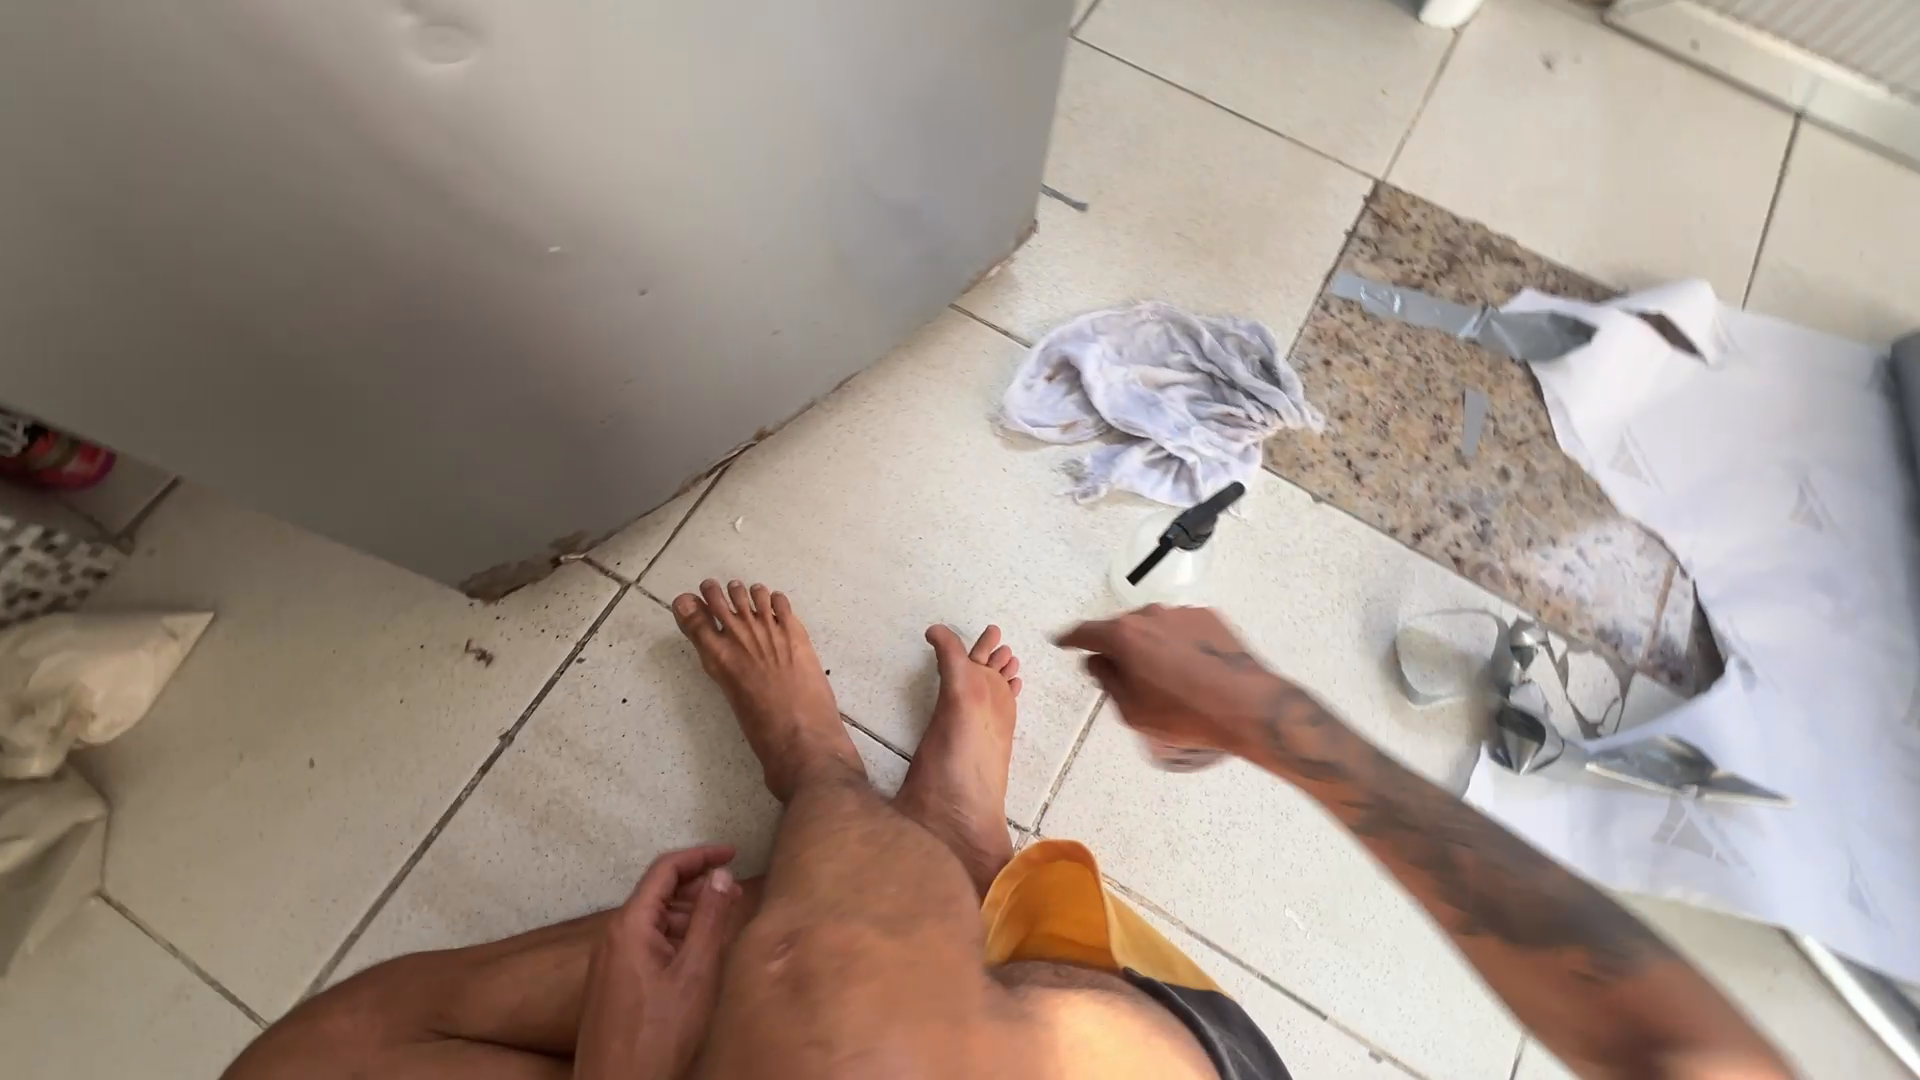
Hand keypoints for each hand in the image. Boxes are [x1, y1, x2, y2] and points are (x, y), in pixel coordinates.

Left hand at [574, 844, 740, 1079]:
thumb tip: (721, 872)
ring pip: (655, 919)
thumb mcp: (696, 972)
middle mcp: (613, 937)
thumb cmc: (660, 1035)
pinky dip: (677, 937)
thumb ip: (710, 917)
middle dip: (699, 886)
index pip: (665, 869)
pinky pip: (648, 943)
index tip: (733, 854)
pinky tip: (700, 953)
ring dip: (690, 913)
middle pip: (659, 892)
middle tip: (736, 894)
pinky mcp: (614, 986)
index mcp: (629, 926)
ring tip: (724, 922)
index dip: (701, 855)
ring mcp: (610, 963)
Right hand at [1056, 605, 1300, 758]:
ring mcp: (1181, 614)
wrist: (1247, 706)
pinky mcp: (1208, 618)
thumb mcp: (1132, 710)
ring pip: (1153, 628)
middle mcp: (1149, 616)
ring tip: (1167, 680)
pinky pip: (1181, 629)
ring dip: (1151, 648)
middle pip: (1121, 630)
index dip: (1071, 639)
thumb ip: (1107, 681)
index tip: (1064, 641)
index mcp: (1124, 636)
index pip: (1085, 632)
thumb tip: (1099, 663)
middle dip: (1119, 650)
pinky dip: (1178, 645)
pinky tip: (1191, 672)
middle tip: (1127, 679)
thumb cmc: (1187, 714)